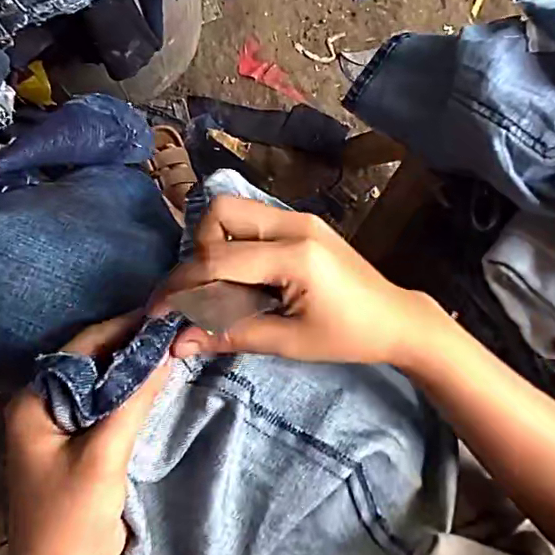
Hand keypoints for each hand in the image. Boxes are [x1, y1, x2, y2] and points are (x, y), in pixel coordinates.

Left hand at [6, 312, 171, 554]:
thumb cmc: (73, 518)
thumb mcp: (105, 453)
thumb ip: (133, 399)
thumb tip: (165, 348)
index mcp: (32, 404)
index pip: (81, 348)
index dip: (123, 327)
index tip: (165, 312)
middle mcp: (41, 409)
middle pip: (91, 363)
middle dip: (131, 346)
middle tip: (175, 328)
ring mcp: (60, 429)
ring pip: (102, 384)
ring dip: (134, 370)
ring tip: (173, 348)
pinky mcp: (79, 447)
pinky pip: (108, 406)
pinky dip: (131, 394)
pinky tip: (158, 384)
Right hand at [155, 196, 448, 367]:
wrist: (396, 318)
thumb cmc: (348, 336)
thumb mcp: (288, 342)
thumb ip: (230, 335)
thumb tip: (176, 343)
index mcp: (295, 255)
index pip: (217, 260)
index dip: (180, 287)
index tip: (158, 311)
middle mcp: (295, 224)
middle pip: (220, 212)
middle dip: (198, 251)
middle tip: (204, 291)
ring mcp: (302, 218)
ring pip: (235, 210)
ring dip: (216, 244)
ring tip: (224, 286)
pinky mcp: (305, 222)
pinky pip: (255, 221)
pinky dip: (237, 244)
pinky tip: (247, 277)